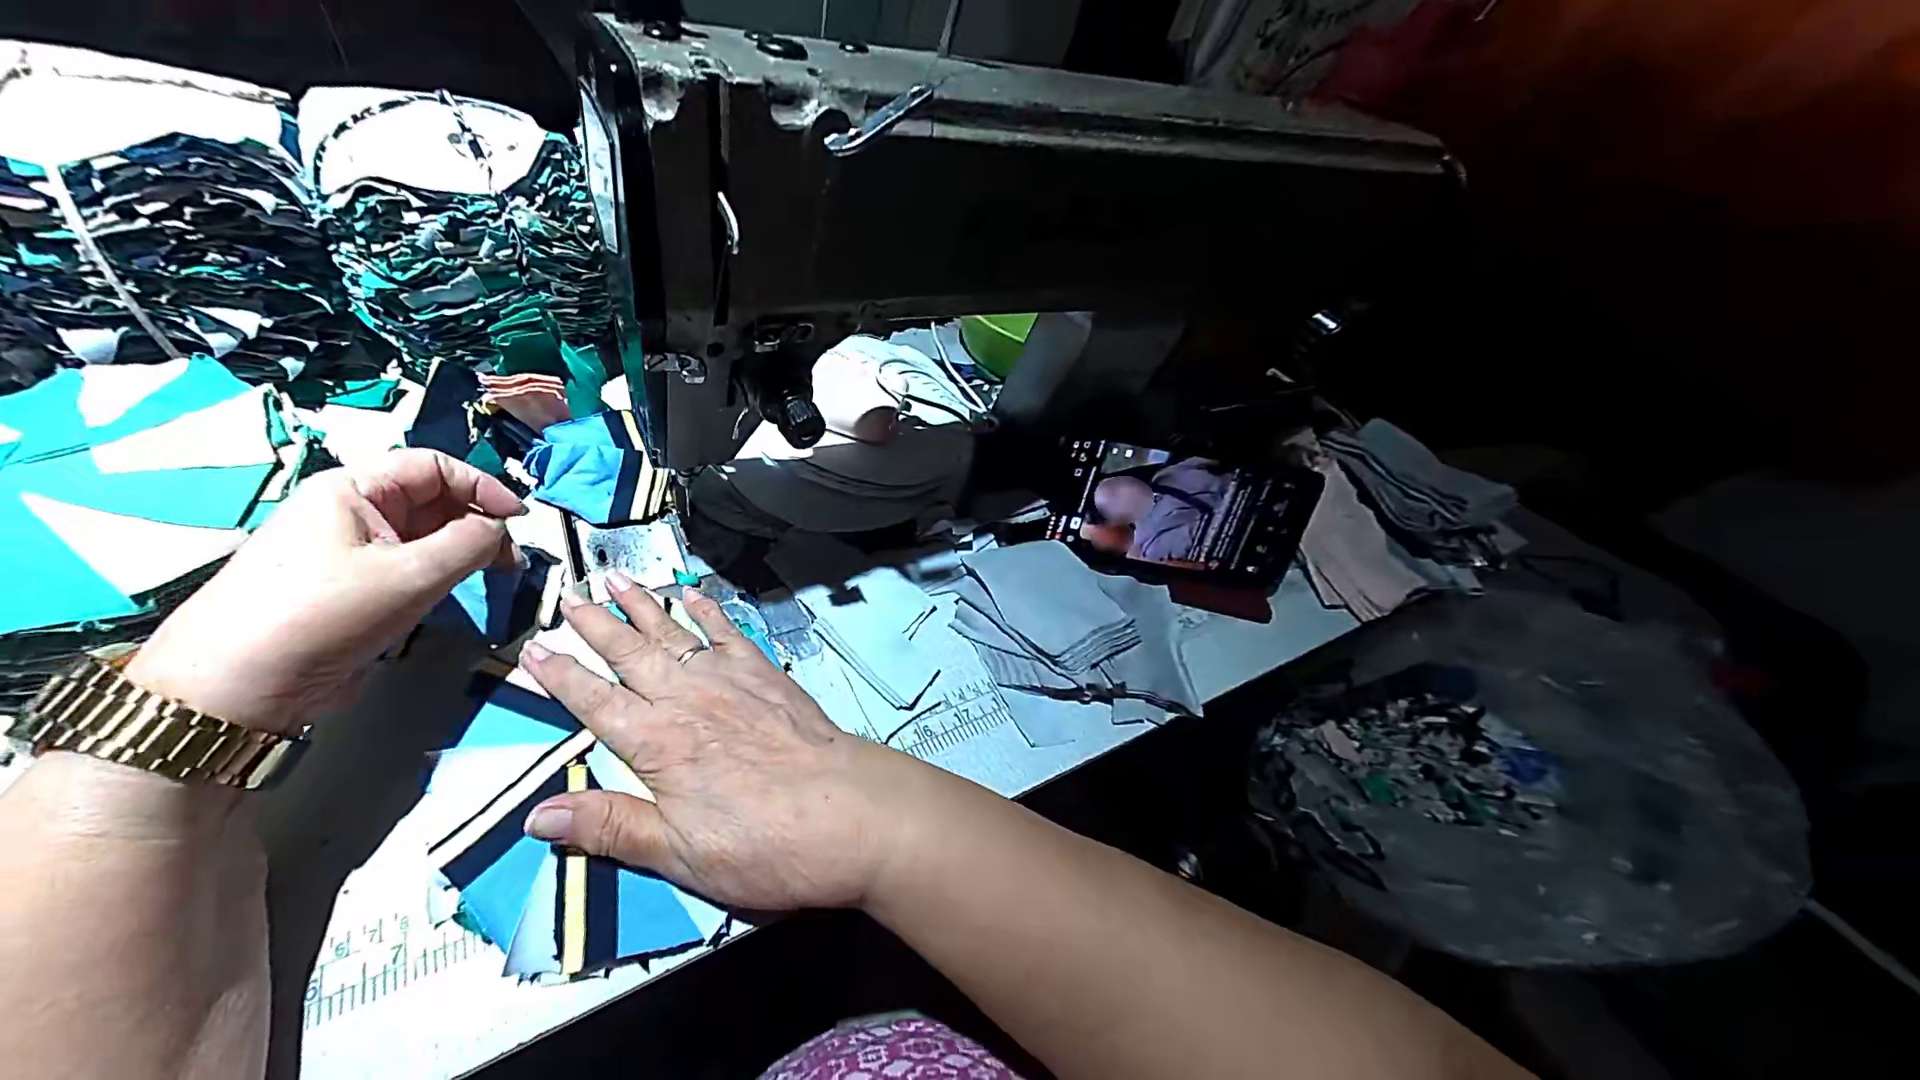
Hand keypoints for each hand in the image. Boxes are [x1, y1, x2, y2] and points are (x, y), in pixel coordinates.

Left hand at [125, 449, 524, 734]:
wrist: (240, 686)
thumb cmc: (322, 615)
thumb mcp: (411, 573)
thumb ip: (470, 542)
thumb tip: (501, 531)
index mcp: (354, 491)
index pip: (434, 467)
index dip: (482, 486)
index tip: (518, 516)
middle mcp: (355, 512)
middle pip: (436, 499)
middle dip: (481, 521)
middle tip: (511, 555)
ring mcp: (358, 550)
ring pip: (432, 533)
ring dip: (471, 548)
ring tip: (497, 573)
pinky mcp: (362, 584)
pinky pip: (419, 563)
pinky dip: (451, 570)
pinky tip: (466, 586)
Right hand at [516, 575, 929, 910]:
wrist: (847, 810)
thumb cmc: (762, 843)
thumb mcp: (679, 853)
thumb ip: (610, 827)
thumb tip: (536, 814)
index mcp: (657, 744)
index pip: (595, 702)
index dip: (561, 676)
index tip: (534, 648)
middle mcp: (688, 700)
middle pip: (632, 655)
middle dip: (597, 625)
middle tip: (570, 596)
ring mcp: (731, 680)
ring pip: (676, 635)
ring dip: (645, 607)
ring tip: (618, 580)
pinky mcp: (768, 675)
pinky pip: (730, 634)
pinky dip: (709, 612)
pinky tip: (693, 597)